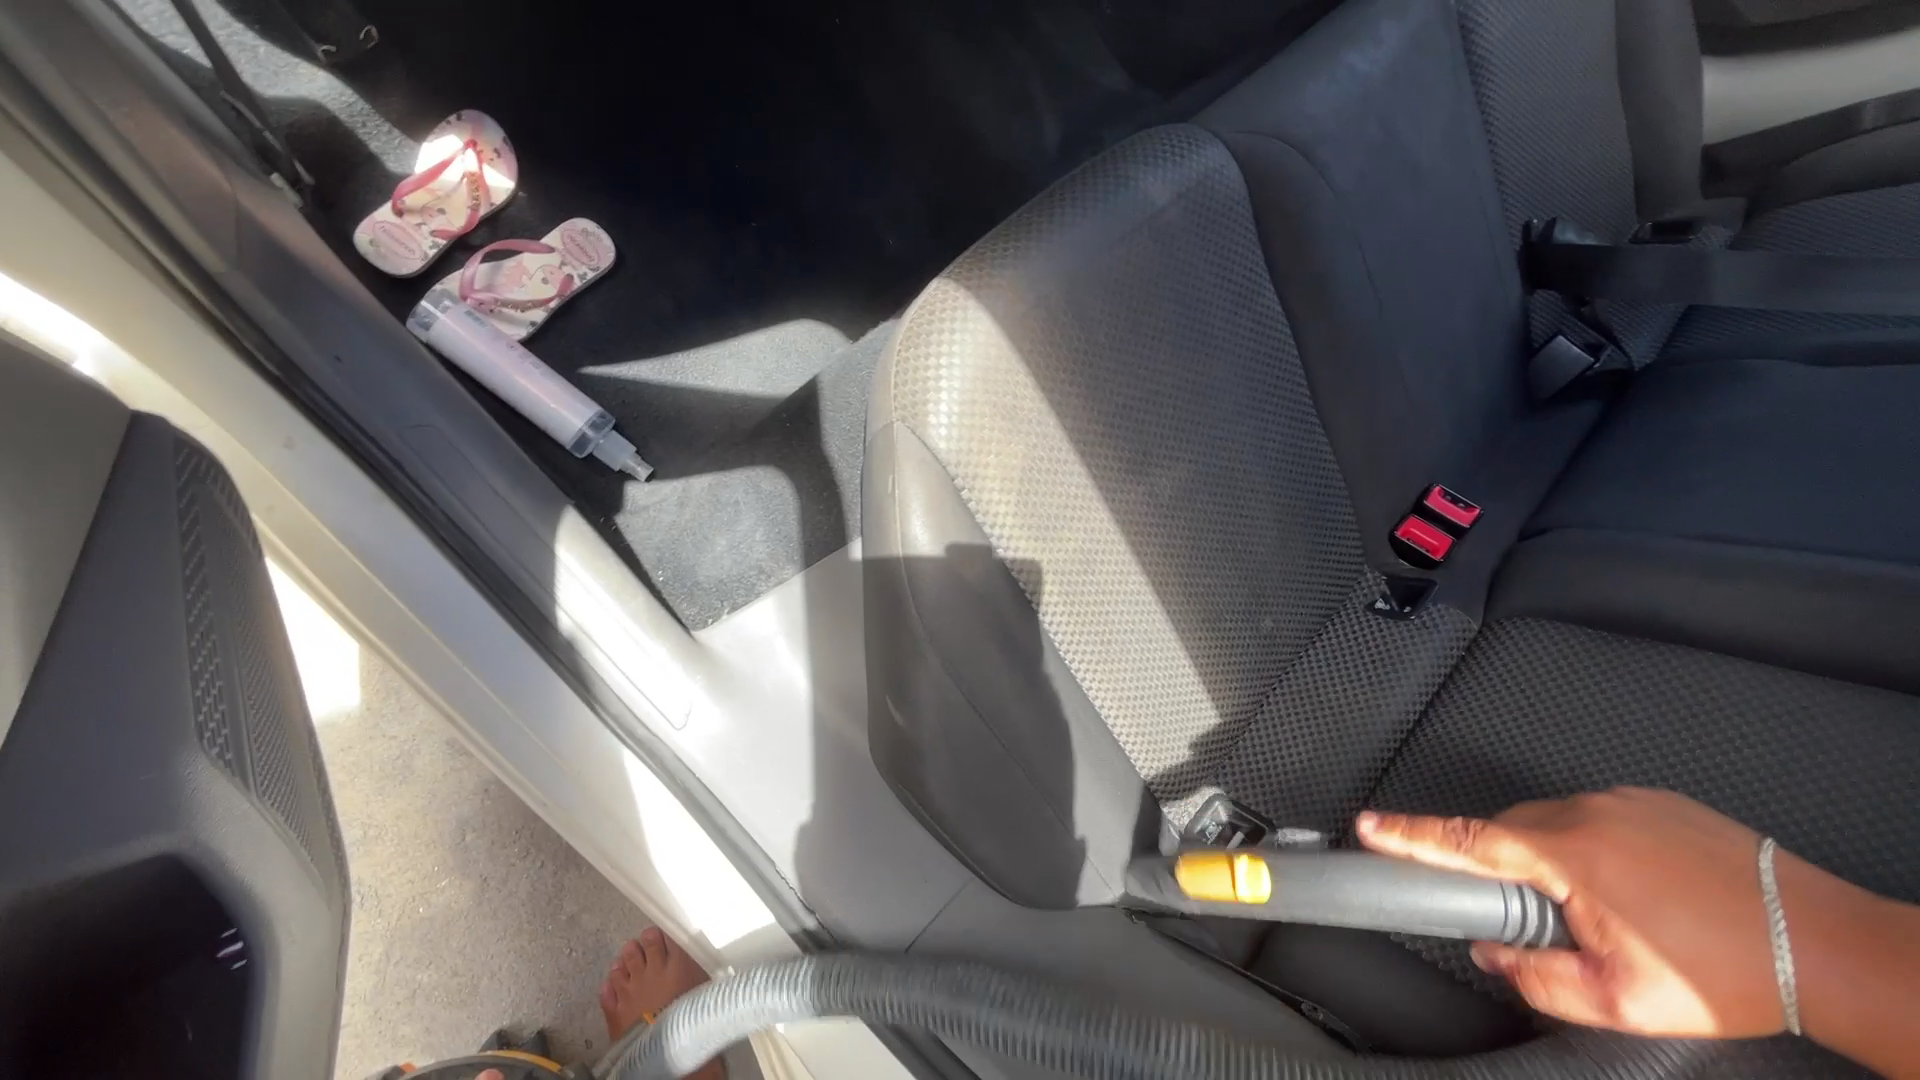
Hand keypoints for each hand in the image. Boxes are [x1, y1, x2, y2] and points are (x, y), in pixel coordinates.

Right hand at [1356, 788, 1794, 1037]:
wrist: (1829, 946)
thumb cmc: (1729, 974)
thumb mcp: (1622, 1001)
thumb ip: (1536, 979)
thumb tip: (1492, 952)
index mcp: (1570, 857)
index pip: (1466, 839)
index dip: (1410, 834)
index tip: (1369, 825)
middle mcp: (1588, 813)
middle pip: (1508, 830)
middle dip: (1508, 868)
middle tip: (1551, 920)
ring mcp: (1624, 799)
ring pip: (1551, 821)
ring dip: (1555, 859)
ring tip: (1615, 910)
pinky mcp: (1654, 797)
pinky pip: (1594, 814)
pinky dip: (1593, 845)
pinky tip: (1639, 887)